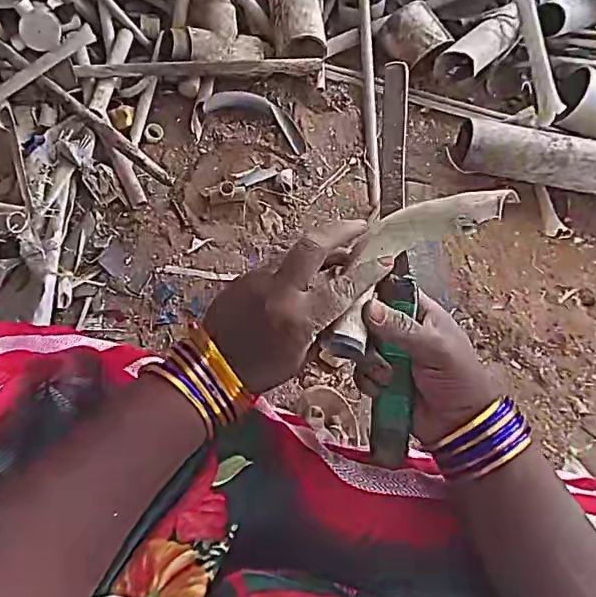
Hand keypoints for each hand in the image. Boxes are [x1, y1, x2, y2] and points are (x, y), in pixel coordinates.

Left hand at [204, 221, 367, 391]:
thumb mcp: (302, 356)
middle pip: (313, 245)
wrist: (211, 366)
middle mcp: (278, 291)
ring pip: (293, 254)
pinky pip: (276, 267)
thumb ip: (325, 327)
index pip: (342, 287)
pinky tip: (303, 277)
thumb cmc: (260, 369)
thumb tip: (345, 304)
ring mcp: (258, 279)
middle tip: (360, 227)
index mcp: (298, 317)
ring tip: (337, 256)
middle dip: (340, 230)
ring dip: (318, 251)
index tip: (384, 259)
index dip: (367, 271)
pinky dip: (294, 268)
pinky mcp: (244, 277)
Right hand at [356, 291, 504, 448]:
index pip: (389, 291)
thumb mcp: (436, 348)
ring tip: (389, 376)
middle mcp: (401, 330)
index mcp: (421, 313)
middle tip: (368, 345)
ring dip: (370, 362)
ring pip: (360, 346)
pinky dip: (368, 380)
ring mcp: (389, 354)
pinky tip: (384, 388)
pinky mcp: (380, 377)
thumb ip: (402, 327)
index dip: (370, 292)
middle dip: (363, 334)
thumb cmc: (460, 380)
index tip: (354, 300)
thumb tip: (369, 308)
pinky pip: (361, 371)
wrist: (462, 427)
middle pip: (366, 319)